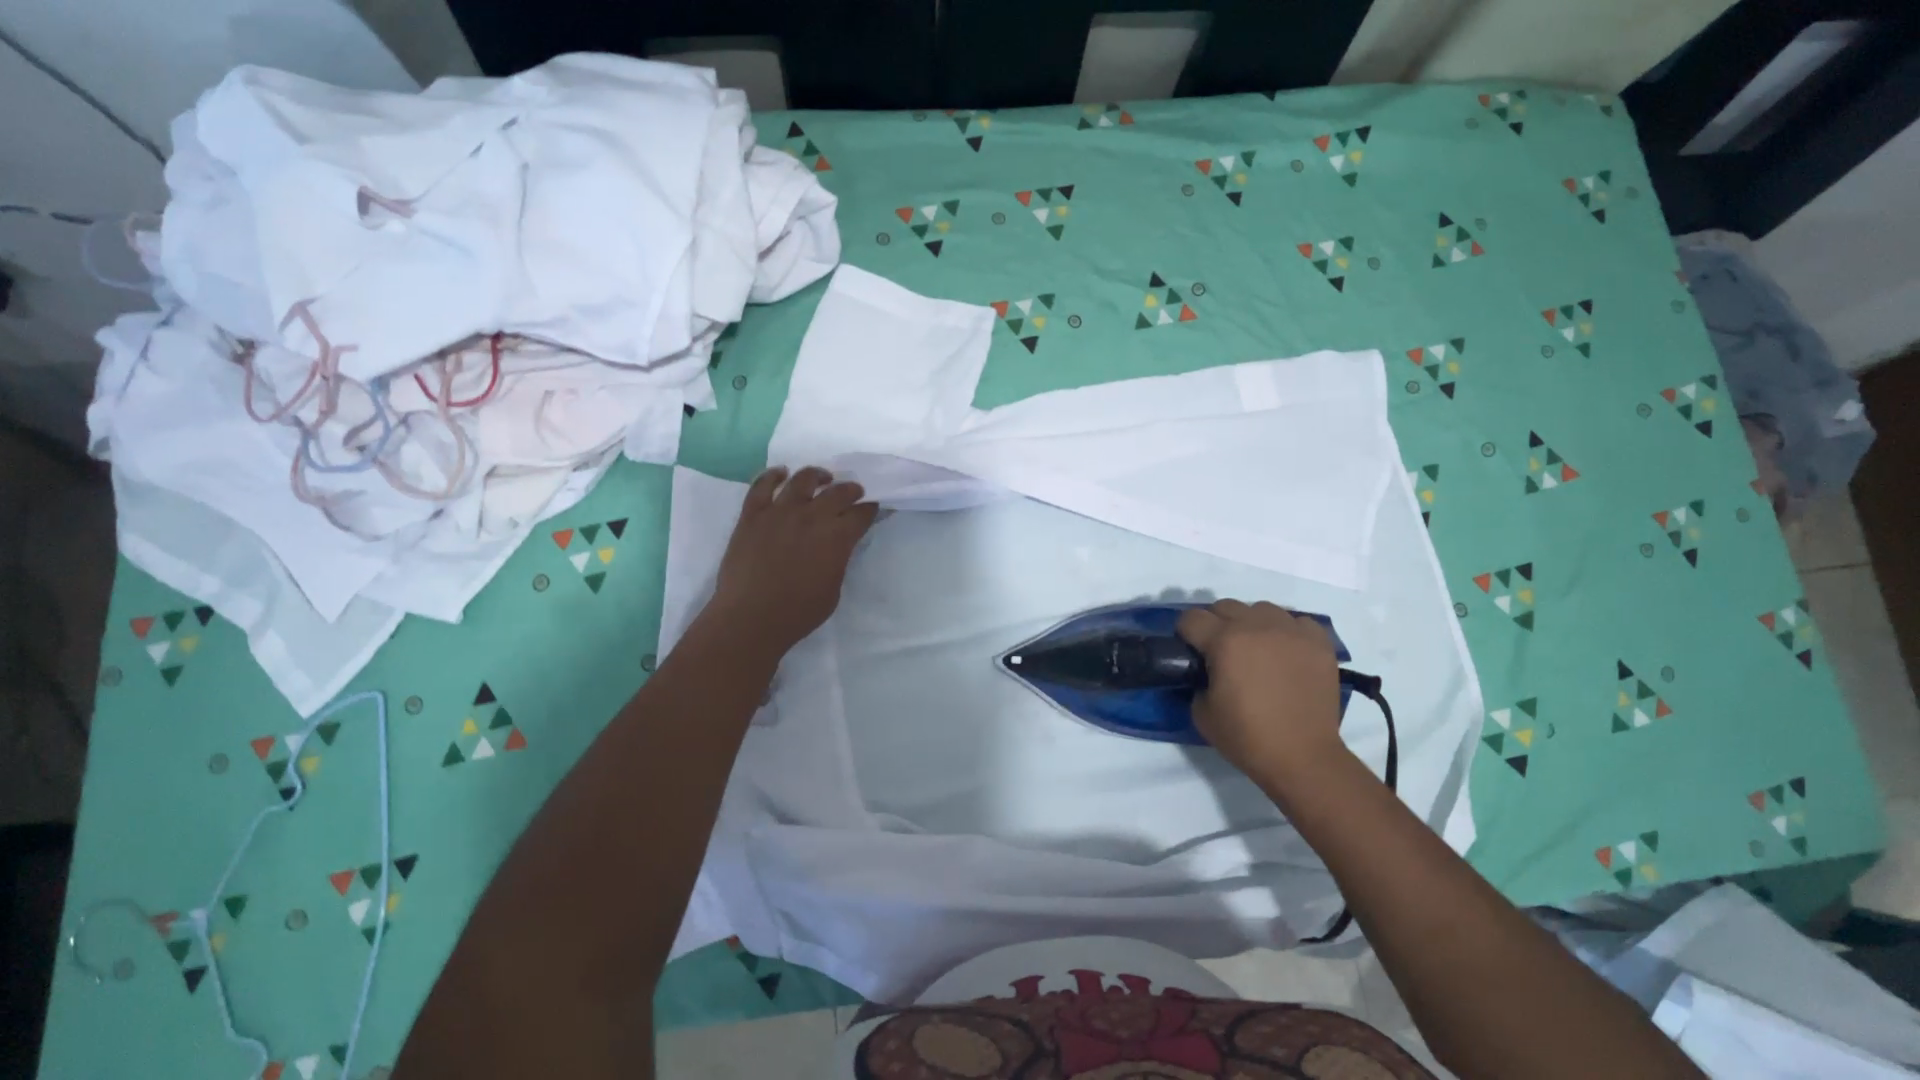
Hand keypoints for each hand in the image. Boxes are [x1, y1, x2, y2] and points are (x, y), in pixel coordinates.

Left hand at [706, 466, 877, 655]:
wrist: (750, 617)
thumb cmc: (798, 612)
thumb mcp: (833, 589)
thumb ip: (838, 561)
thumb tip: (837, 547)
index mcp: (837, 537)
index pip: (861, 514)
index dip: (869, 510)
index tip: (872, 509)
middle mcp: (811, 516)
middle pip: (838, 492)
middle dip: (851, 489)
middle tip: (854, 492)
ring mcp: (780, 511)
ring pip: (803, 479)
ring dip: (817, 476)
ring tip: (822, 478)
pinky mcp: (753, 514)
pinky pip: (762, 485)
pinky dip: (773, 475)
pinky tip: (781, 473)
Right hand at [1177, 599, 1348, 781]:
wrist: (1302, 756)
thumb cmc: (1247, 737)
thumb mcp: (1202, 713)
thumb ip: (1198, 681)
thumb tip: (1206, 671)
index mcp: (1225, 641)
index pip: (1192, 618)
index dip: (1185, 634)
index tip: (1190, 650)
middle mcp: (1257, 626)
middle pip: (1225, 606)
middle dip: (1216, 624)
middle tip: (1220, 652)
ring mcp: (1292, 631)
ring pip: (1262, 609)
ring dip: (1252, 624)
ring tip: (1256, 650)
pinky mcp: (1319, 642)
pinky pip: (1297, 622)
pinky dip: (1287, 632)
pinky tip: (1286, 653)